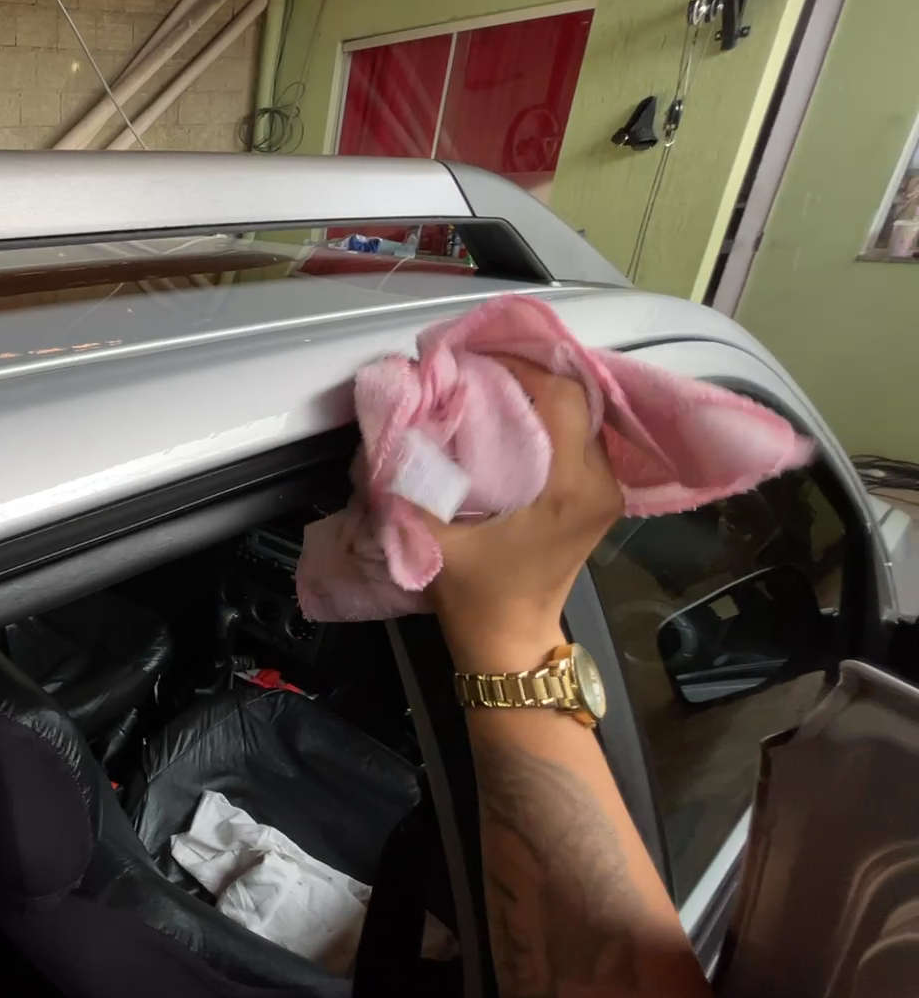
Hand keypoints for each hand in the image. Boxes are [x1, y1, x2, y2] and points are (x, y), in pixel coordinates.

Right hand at [426, 358, 623, 675]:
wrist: (509, 639)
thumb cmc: (475, 595)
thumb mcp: (432, 540)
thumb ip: (412, 485)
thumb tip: (394, 433)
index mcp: (572, 489)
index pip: (562, 399)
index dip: (521, 366)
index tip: (475, 357)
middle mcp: (601, 482)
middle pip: (577, 399)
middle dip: (527, 372)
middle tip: (475, 363)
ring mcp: (603, 490)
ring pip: (579, 415)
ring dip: (536, 392)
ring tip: (484, 381)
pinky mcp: (592, 496)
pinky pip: (575, 436)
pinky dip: (543, 416)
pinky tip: (505, 413)